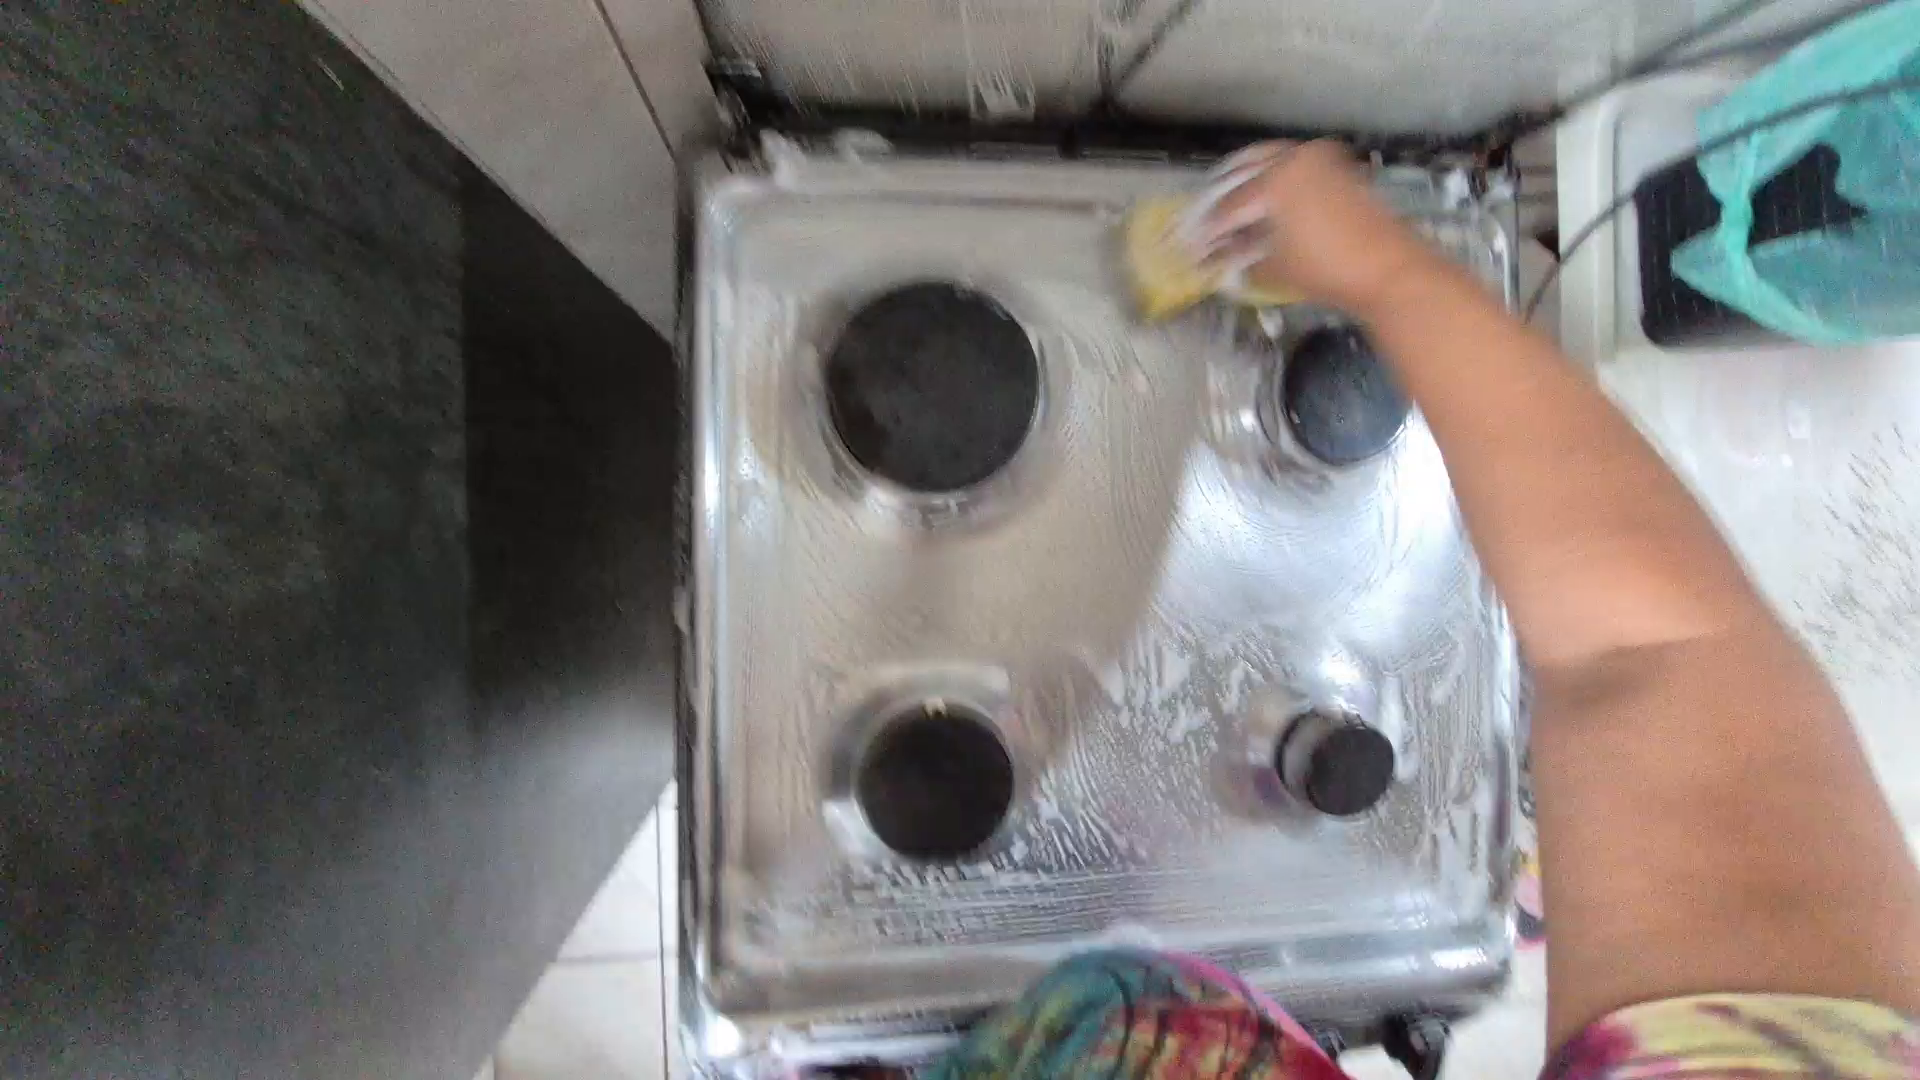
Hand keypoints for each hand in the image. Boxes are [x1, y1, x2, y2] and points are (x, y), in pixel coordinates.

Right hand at [1186, 140, 1441, 315]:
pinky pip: (1295, 169)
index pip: (1228, 205)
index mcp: (1275, 178)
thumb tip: (1216, 255)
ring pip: (1272, 162)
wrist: (1387, 270)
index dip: (1206, 229)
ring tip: (1230, 209)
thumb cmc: (1324, 268)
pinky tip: (1264, 207)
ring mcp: (1322, 160)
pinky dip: (1275, 185)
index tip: (1191, 246)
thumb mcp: (1272, 267)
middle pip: (1246, 167)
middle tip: (1204, 215)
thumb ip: (1239, 256)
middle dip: (1221, 193)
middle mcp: (1297, 158)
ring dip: (1248, 183)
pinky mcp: (1339, 171)